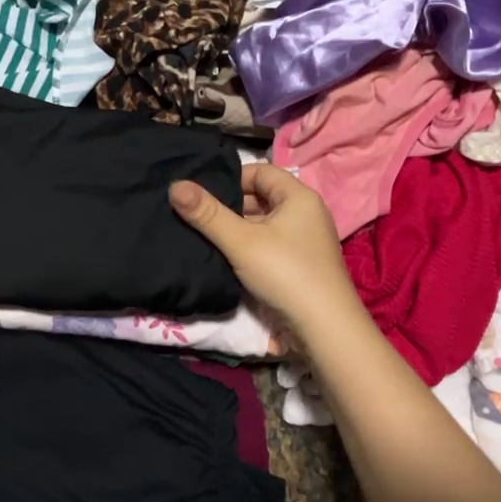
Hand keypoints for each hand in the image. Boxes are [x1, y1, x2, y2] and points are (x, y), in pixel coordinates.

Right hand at [169, 163, 364, 330]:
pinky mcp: (300, 266)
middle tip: (197, 216)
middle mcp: (306, 214)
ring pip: (263, 225)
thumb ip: (207, 213)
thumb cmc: (285, 273)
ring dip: (236, 230)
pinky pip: (268, 246)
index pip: (260, 172)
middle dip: (230, 206)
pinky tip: (225, 258)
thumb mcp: (241, 241)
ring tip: (203, 237)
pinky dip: (248, 249)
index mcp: (299, 197)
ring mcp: (304, 242)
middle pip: (261, 198)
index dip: (230, 179)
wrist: (324, 329)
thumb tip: (175, 185)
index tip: (202, 195)